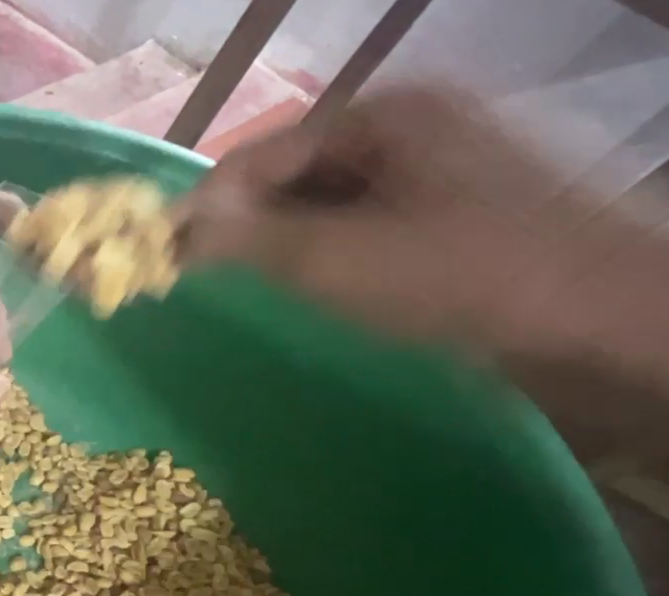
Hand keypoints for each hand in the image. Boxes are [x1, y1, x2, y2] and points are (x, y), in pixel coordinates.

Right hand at [176, 86, 592, 351]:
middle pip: (287, 178)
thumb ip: (241, 237)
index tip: (150, 253)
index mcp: (385, 116)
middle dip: (235, 226)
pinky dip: (313, 256)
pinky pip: (353, 227)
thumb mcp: (333, 257)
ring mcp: (434, 171)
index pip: (257, 158)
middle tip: (185, 276)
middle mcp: (409, 129)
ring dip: (271, 245)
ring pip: (318, 206)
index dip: (199, 207)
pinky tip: (297, 290)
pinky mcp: (446, 216)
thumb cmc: (459, 278)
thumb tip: (171, 231)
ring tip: (232, 288)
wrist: (599, 325)